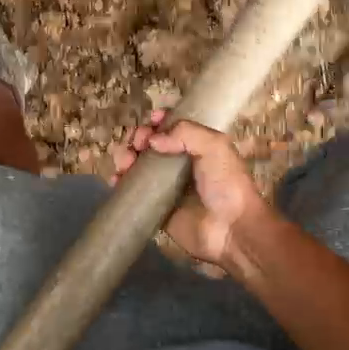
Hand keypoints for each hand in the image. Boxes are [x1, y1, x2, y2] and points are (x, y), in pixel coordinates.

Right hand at [111, 110, 267, 267]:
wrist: (231, 229)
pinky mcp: (155, 207)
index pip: (170, 125)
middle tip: (138, 144)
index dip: (158, 120)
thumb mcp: (214, 146)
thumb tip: (152, 141)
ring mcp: (165, 184)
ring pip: (136, 163)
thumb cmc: (226, 183)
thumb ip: (184, 133)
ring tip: (126, 162)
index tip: (152, 121)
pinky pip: (132, 191)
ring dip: (125, 156)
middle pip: (149, 142)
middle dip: (138, 137)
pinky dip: (120, 182)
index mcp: (195, 144)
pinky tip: (117, 180)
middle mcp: (178, 161)